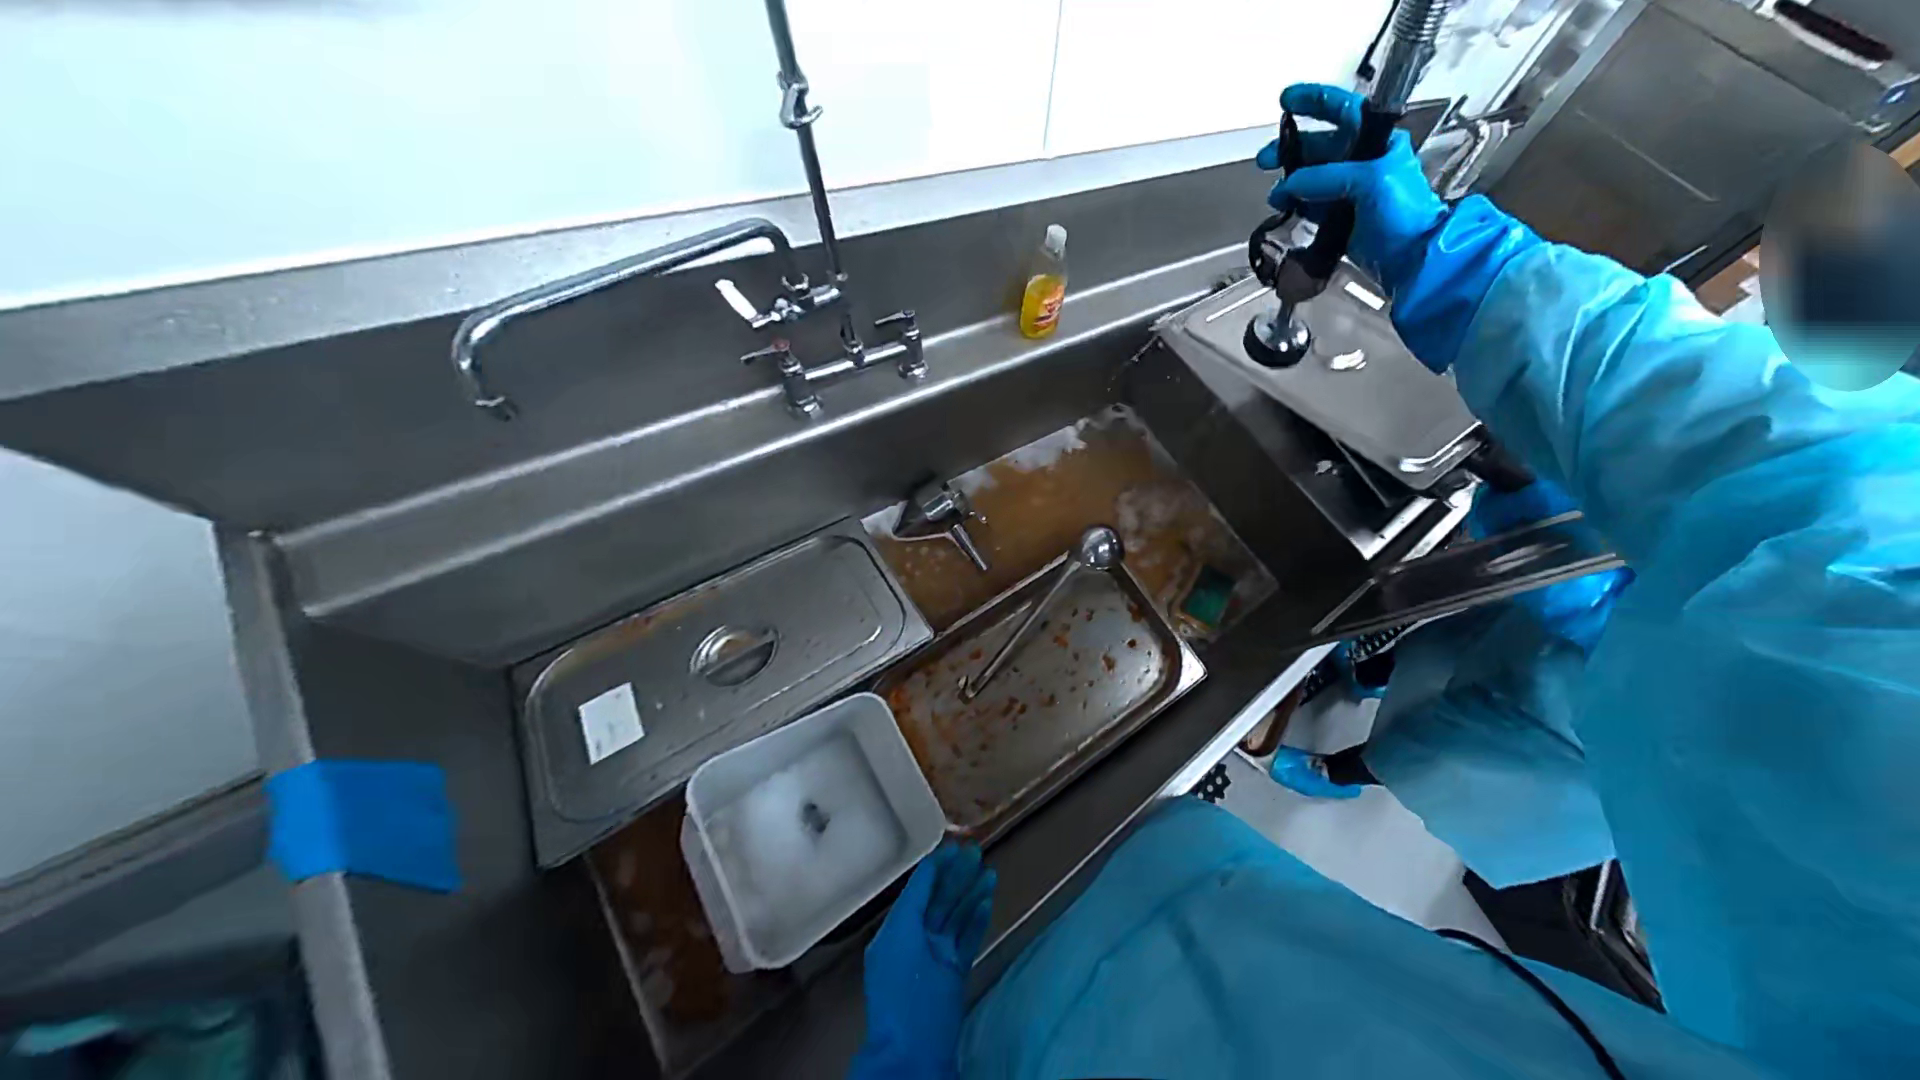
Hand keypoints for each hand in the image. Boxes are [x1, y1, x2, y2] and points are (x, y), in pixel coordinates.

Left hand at [848, 841, 995, 1079]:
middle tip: (977, 851)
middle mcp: (917, 939)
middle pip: (940, 900)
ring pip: (956, 917)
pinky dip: (977, 920)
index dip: (936, 867)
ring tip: (990, 871)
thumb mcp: (903, 936)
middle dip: (958, 876)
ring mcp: (937, 957)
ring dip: (972, 893)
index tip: (954, 845)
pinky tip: (988, 900)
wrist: (913, 1052)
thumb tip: (929, 866)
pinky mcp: (955, 973)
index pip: (919, 889)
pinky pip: (967, 940)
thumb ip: (916, 899)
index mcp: (898, 930)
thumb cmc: (902, 990)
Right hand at [1257, 83, 1446, 294]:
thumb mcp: (1369, 181)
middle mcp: (1362, 164)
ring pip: (1311, 178)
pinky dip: (1296, 206)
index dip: (1315, 102)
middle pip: (1320, 148)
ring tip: (1277, 195)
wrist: (1412, 257)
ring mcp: (1350, 192)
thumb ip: (1327, 178)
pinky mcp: (1340, 218)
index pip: (1344, 111)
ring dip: (1290, 184)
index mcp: (1376, 144)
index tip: (1289, 100)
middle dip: (1291, 150)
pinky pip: (1311, 206)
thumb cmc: (1405, 215)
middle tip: (1268, 158)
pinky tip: (1286, 208)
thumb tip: (1292, 182)